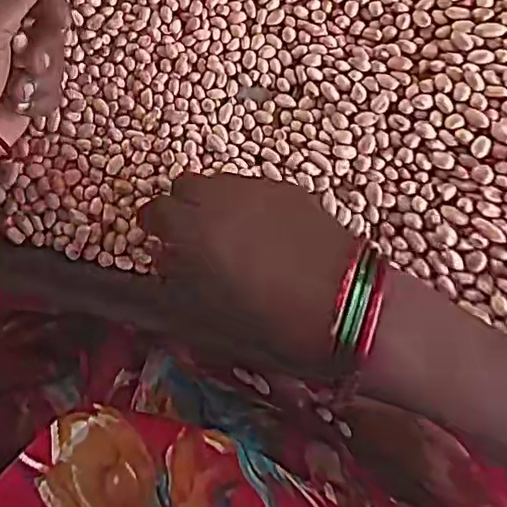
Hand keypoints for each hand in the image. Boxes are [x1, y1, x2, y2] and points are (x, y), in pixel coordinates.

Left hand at [0, 0, 68, 171]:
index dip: (50, 6)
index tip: (48, 18)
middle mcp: (9, 36)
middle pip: (55, 27)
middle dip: (44, 46)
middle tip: (25, 58)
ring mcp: (20, 67)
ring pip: (59, 60)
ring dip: (39, 76)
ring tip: (15, 89)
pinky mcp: (30, 97)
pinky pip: (55, 89)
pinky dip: (38, 99)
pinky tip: (17, 104)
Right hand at [140, 174, 361, 371]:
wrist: (354, 308)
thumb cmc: (274, 323)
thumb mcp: (210, 316)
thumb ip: (176, 284)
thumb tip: (162, 265)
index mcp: (191, 228)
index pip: (154, 210)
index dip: (152, 226)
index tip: (157, 241)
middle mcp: (216, 198)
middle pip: (183, 186)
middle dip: (181, 207)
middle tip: (192, 236)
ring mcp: (254, 189)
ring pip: (218, 183)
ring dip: (214, 202)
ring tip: (230, 234)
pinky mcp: (287, 189)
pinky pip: (253, 189)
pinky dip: (248, 205)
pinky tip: (266, 233)